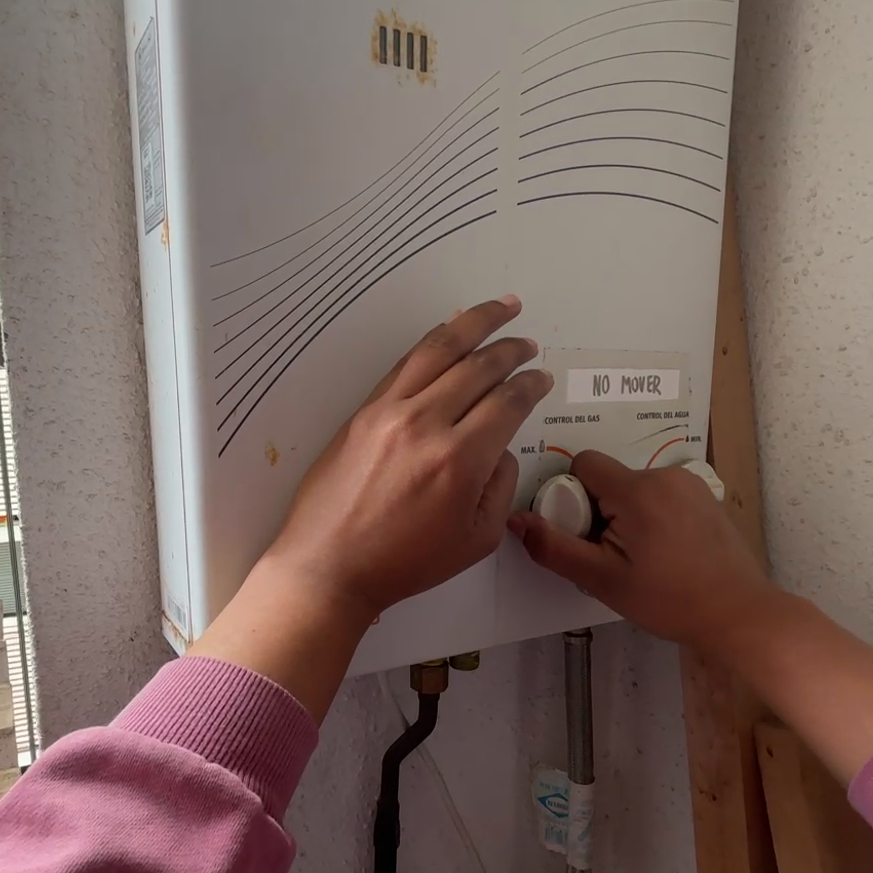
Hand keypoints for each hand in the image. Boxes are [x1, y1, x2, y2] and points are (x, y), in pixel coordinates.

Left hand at [263, 295, 552, 618]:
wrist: (330, 564)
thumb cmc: (405, 562)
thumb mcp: (477, 539)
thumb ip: (501, 486)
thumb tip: (500, 447)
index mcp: (460, 459)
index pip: (508, 402)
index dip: (531, 384)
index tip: (541, 377)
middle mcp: (426, 423)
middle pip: (478, 366)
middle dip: (511, 348)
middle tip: (528, 342)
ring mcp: (389, 411)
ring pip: (439, 350)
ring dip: (474, 322)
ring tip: (501, 307)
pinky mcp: (364, 411)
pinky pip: (405, 364)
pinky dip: (433, 341)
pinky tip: (448, 333)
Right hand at [511, 450, 872, 781]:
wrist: (740, 615)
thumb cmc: (668, 600)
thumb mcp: (601, 579)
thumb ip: (553, 547)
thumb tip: (514, 520)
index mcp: (637, 490)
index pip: (584, 464)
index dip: (572, 496)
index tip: (584, 534)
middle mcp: (664, 475)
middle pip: (608, 478)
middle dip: (598, 509)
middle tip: (611, 555)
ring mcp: (689, 484)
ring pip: (632, 487)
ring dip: (623, 514)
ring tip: (639, 557)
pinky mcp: (705, 496)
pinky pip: (659, 494)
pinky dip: (649, 516)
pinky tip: (663, 552)